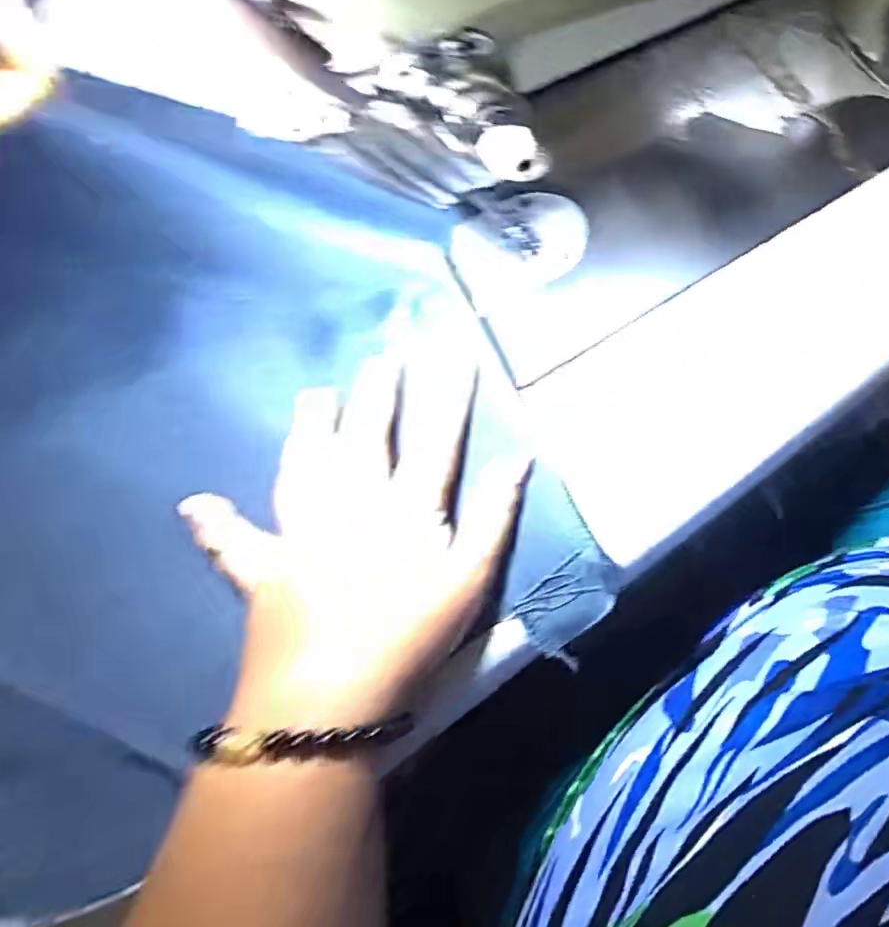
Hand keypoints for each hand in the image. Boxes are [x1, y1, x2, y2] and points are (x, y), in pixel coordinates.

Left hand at [179, 352, 530, 730]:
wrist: (332, 697)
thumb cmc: (418, 630)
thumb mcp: (475, 572)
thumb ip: (495, 511)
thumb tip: (520, 456)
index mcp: (408, 510)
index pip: (435, 442)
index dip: (447, 399)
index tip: (455, 360)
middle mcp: (352, 511)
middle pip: (365, 442)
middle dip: (377, 398)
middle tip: (382, 359)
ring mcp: (301, 537)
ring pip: (304, 471)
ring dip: (309, 431)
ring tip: (315, 395)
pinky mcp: (265, 572)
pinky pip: (238, 542)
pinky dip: (218, 524)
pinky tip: (199, 503)